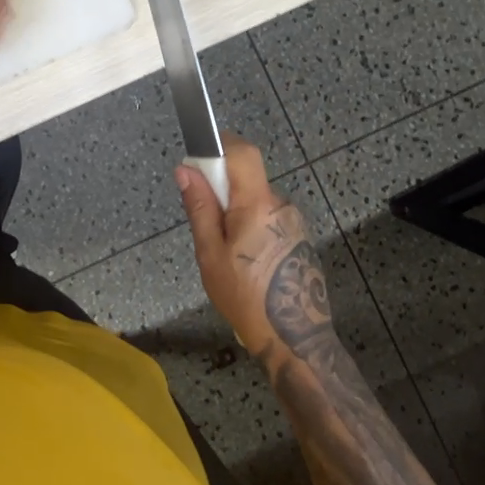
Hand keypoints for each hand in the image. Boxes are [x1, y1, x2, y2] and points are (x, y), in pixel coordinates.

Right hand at [176, 133, 335, 363]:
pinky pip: (269, 217)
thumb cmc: (245, 296)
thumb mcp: (210, 254)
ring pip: (257, 199)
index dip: (220, 145)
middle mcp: (280, 205)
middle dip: (222, 187)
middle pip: (247, 176)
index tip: (198, 157)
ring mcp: (294, 221)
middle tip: (205, 222)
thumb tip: (185, 170)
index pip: (243, 152)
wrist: (295, 340)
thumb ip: (199, 208)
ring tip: (225, 250)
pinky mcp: (299, 237)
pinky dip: (251, 225)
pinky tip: (245, 259)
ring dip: (237, 210)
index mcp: (257, 205)